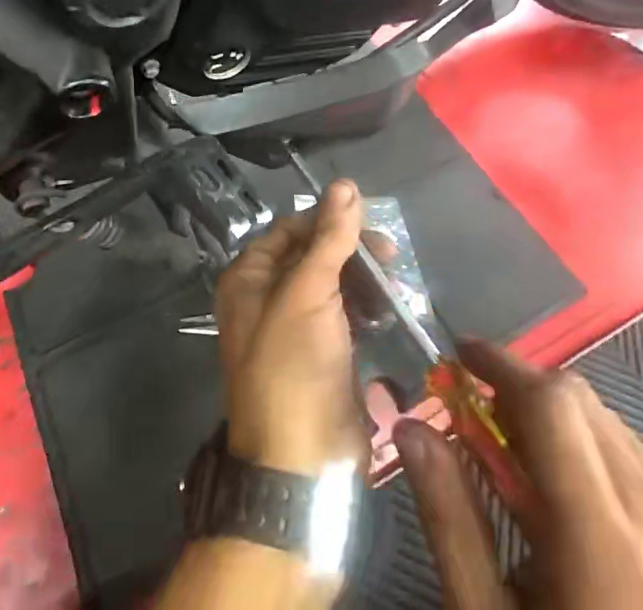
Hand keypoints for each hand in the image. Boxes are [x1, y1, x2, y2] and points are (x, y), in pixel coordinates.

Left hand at [213, 179, 370, 476]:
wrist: (303, 457)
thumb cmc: (293, 365)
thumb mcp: (308, 293)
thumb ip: (328, 238)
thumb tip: (346, 185)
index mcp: (249, 278)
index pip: (289, 230)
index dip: (326, 220)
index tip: (368, 221)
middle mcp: (267, 297)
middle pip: (313, 255)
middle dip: (351, 251)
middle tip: (390, 256)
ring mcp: (296, 327)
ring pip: (333, 284)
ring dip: (364, 279)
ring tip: (393, 285)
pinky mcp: (324, 352)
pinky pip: (346, 315)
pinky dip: (366, 308)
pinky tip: (388, 310)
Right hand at [393, 340, 642, 609]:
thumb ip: (451, 518)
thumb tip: (409, 427)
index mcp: (612, 551)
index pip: (554, 407)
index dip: (503, 365)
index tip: (461, 355)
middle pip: (586, 408)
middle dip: (524, 394)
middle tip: (479, 416)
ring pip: (620, 435)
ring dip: (563, 427)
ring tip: (527, 472)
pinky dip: (602, 463)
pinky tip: (580, 511)